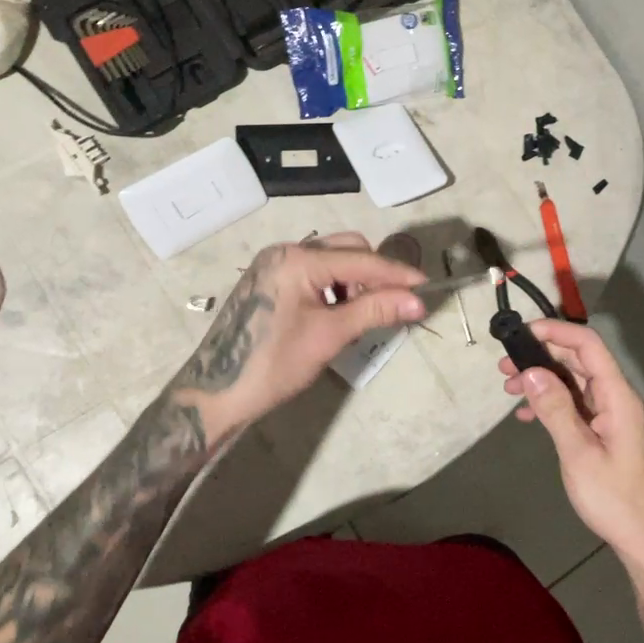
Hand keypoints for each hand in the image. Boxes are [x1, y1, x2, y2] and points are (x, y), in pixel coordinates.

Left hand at [181, 232, 424, 440]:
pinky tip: (336, 315)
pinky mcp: (268, 281)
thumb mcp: (330, 336)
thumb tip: (418, 301)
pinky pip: (313, 272)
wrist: (217, 393)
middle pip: (347, 249)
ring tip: (361, 316)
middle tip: (392, 306)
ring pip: (331, 260)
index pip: (361, 260)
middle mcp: (285, 252)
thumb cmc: (274, 364)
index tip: (426, 287)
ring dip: (354, 282)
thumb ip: (376, 310)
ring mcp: (273, 265)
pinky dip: (333, 288)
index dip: (396, 274)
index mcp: (297, 260)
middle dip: (374, 275)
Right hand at [500, 320, 643, 585]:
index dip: (556, 332)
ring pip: (573, 381)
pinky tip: (525, 414)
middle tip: (503, 366)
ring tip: (507, 387)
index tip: (521, 334)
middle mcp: (615, 398)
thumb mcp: (578, 453)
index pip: (588, 346)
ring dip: (541, 379)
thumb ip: (555, 409)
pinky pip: (574, 404)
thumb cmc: (613, 497)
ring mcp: (609, 415)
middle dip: (540, 355)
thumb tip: (530, 370)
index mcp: (616, 396)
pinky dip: (549, 402)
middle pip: (578, 360)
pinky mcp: (603, 432)